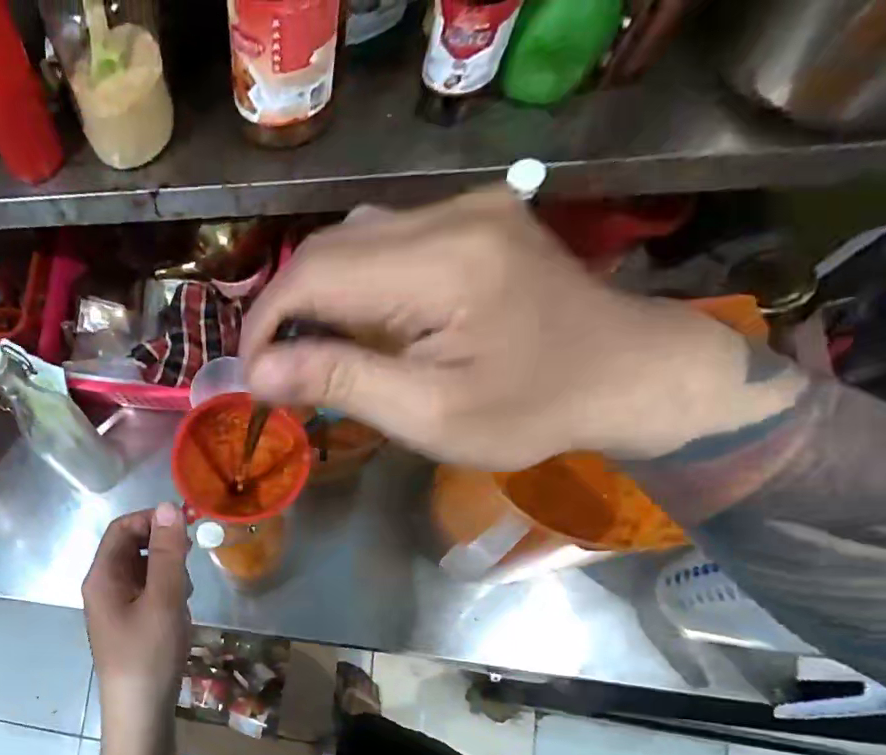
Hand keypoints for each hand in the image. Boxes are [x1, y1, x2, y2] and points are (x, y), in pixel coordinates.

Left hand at [82, 503, 190, 742]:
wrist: (138, 711)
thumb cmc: (149, 653)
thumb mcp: (165, 598)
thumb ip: (167, 553)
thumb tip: (168, 507)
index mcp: (101, 576)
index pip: (121, 528)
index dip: (152, 520)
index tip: (187, 528)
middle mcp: (100, 586)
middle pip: (129, 547)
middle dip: (162, 549)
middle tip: (189, 567)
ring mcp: (111, 606)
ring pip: (140, 571)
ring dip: (166, 573)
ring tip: (184, 596)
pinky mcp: (124, 624)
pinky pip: (143, 593)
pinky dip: (164, 594)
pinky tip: (178, 614)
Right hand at [238, 189, 806, 470]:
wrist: (630, 373)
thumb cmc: (530, 409)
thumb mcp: (427, 414)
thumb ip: (339, 382)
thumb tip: (255, 372)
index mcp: (444, 266)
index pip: (310, 276)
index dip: (263, 325)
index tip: (255, 377)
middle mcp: (450, 218)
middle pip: (320, 252)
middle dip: (280, 312)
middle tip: (277, 370)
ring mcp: (462, 209)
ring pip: (340, 241)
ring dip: (308, 296)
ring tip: (313, 348)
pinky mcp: (466, 216)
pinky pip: (373, 238)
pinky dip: (342, 281)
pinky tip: (354, 319)